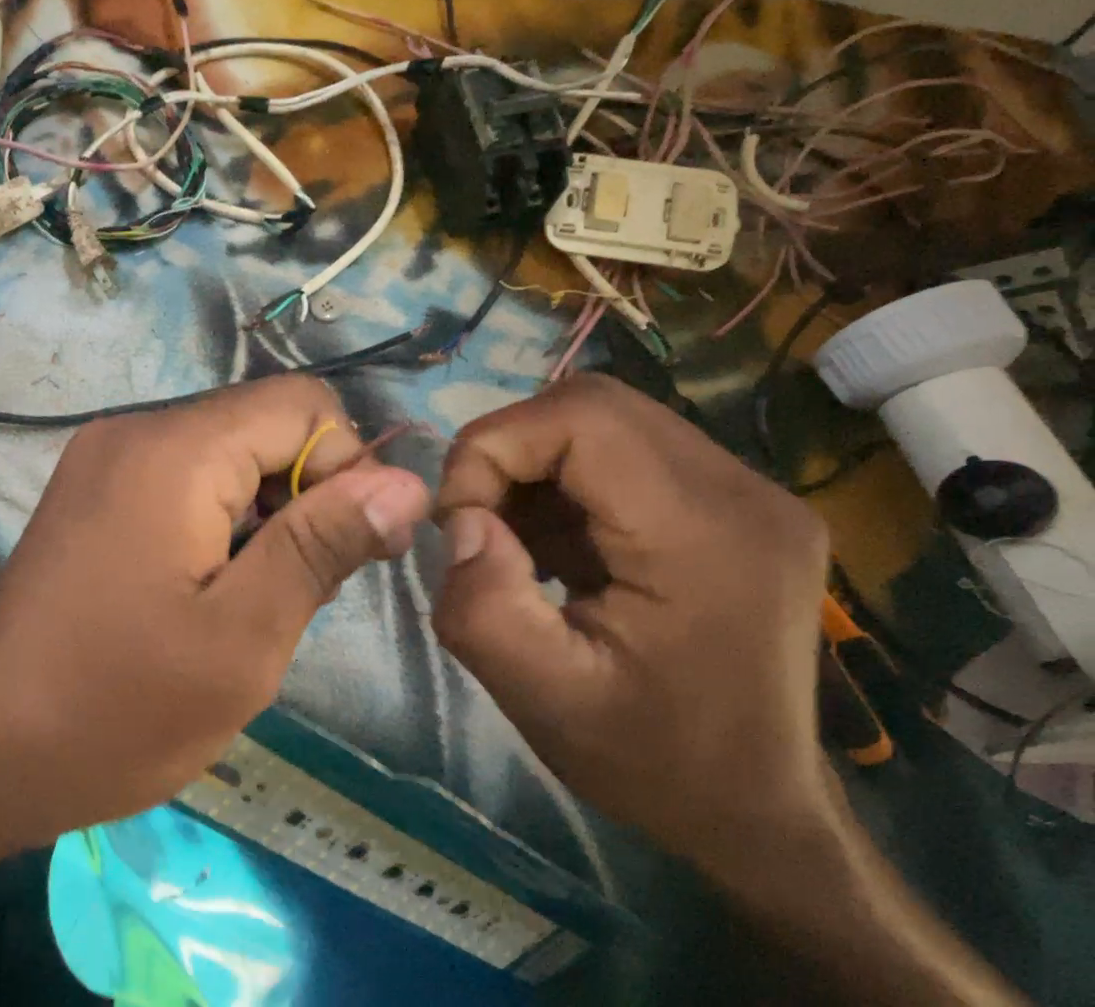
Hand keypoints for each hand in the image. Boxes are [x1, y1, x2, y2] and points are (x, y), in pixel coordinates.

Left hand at [0, 376, 429, 850]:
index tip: (348, 558)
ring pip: (222, 459)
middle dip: (301, 499)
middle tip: (287, 597)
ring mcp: (98, 463)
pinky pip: (177, 484)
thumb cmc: (119, 707)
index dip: (347, 471)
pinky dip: (212, 526)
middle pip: (259, 426)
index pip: (303, 405)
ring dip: (258, 520)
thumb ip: (324, 545)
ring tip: (240, 607)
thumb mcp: (243, 636)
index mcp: (172, 450)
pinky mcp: (83, 498)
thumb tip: (408, 482)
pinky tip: (197, 597)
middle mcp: (130, 432)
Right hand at [430, 375, 834, 879]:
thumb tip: (463, 522)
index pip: (581, 417)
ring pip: (607, 423)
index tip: (460, 525)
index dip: (493, 448)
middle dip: (509, 454)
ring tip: (518, 548)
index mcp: (704, 535)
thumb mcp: (542, 699)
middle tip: (480, 529)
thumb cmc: (649, 761)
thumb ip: (484, 607)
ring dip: (536, 470)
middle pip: (593, 405)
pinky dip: (568, 486)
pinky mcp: (737, 506)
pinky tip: (559, 552)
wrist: (753, 809)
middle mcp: (743, 491)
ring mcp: (750, 494)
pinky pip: (629, 455)